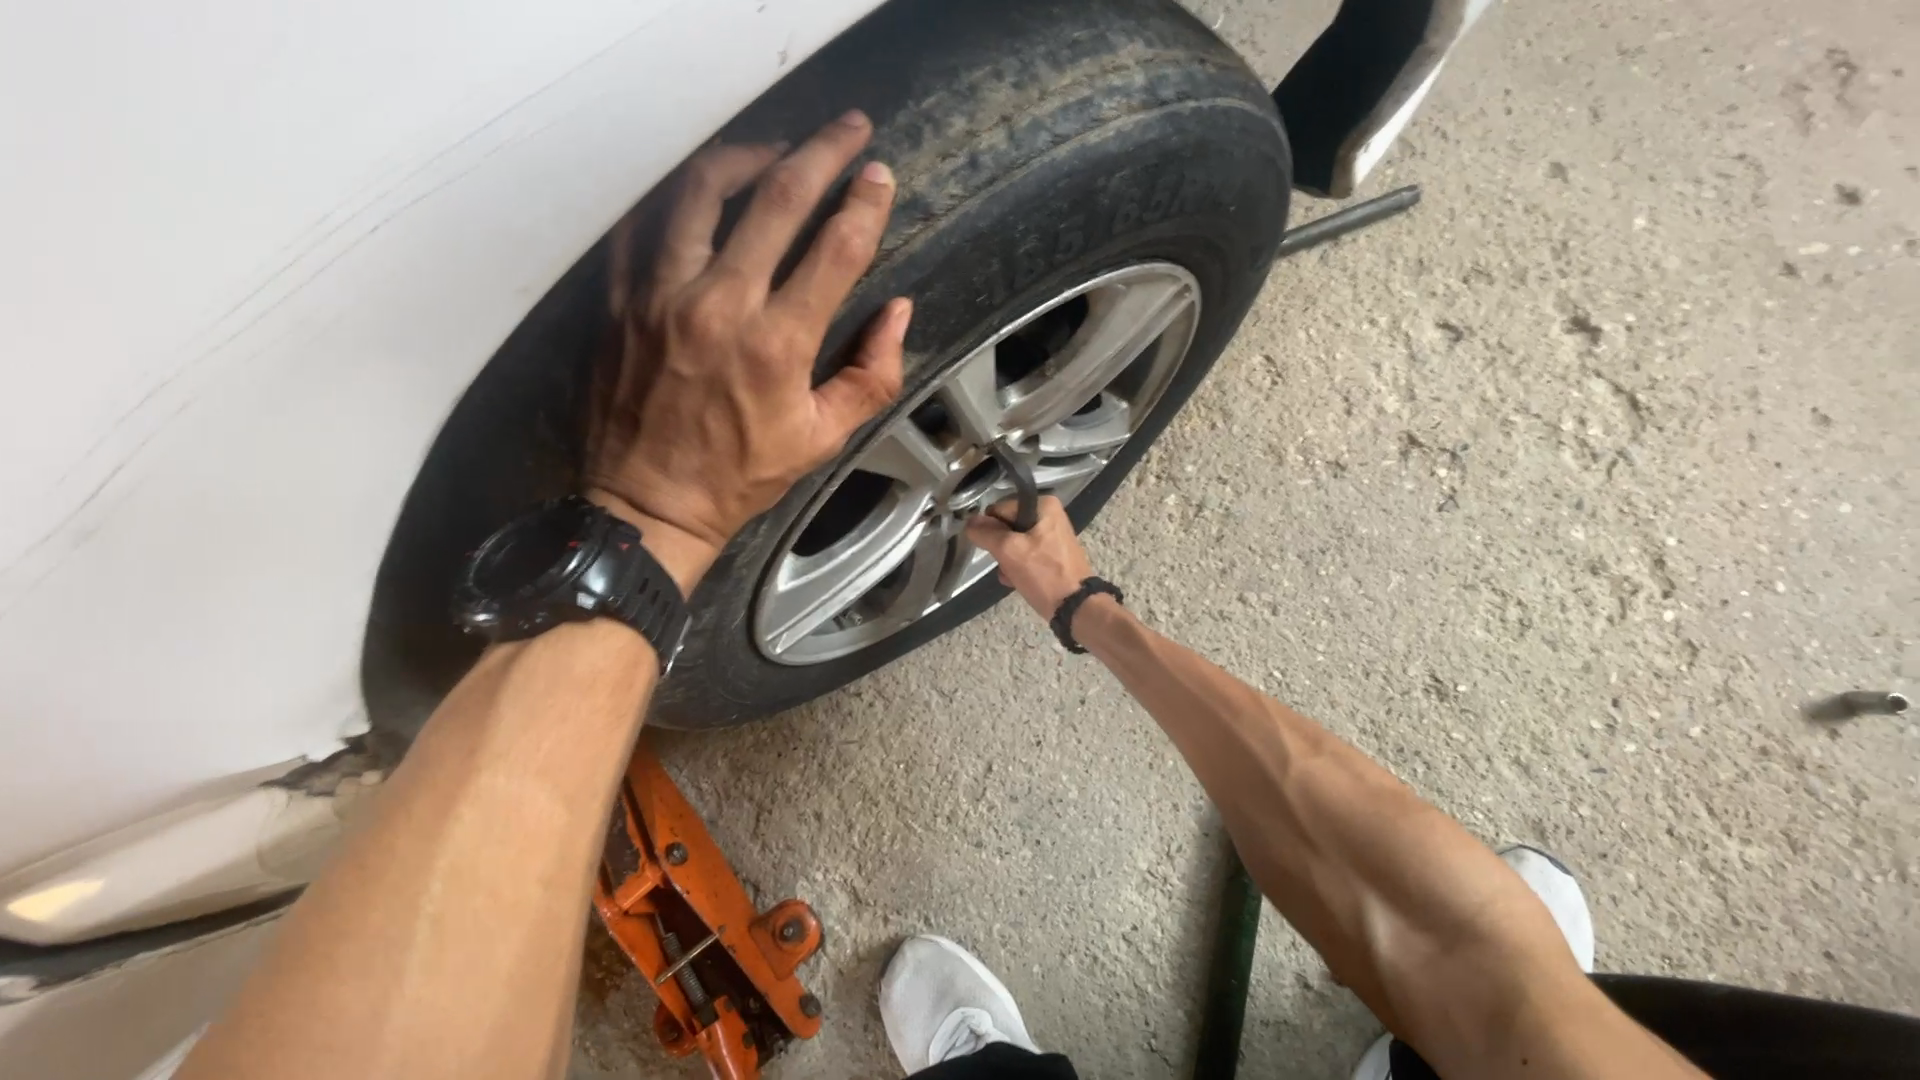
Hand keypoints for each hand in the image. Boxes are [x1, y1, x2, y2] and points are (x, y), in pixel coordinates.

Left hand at [585, 110, 912, 582]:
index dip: (865, 203)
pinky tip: (707, 190)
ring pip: (704, 190)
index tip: (880, 175)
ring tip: (778, 150)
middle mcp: (719, 304)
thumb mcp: (823, 438)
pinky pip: (648, 219)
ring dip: (751, 156)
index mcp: (776, 344)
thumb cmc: (741, 475)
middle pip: (778, 199)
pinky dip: (682, 193)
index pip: (834, 249)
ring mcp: (661, 293)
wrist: (646, 501)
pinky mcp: (622, 296)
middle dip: (823, 153)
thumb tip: (898, 313)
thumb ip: (870, 375)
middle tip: (850, 130)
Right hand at [964, 496, 1096, 618]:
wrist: (1074, 607)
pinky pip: (1026, 554)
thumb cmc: (1043, 574)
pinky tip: (1017, 581)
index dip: (991, 530)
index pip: (998, 509)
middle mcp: (1049, 514)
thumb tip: (969, 522)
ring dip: (1007, 561)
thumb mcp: (1009, 551)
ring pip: (1013, 543)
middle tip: (1005, 565)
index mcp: (1043, 504)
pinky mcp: (1053, 554)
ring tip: (1011, 576)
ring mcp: (1052, 535)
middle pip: (1006, 526)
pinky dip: (1019, 567)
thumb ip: (986, 533)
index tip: (995, 550)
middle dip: (1000, 548)